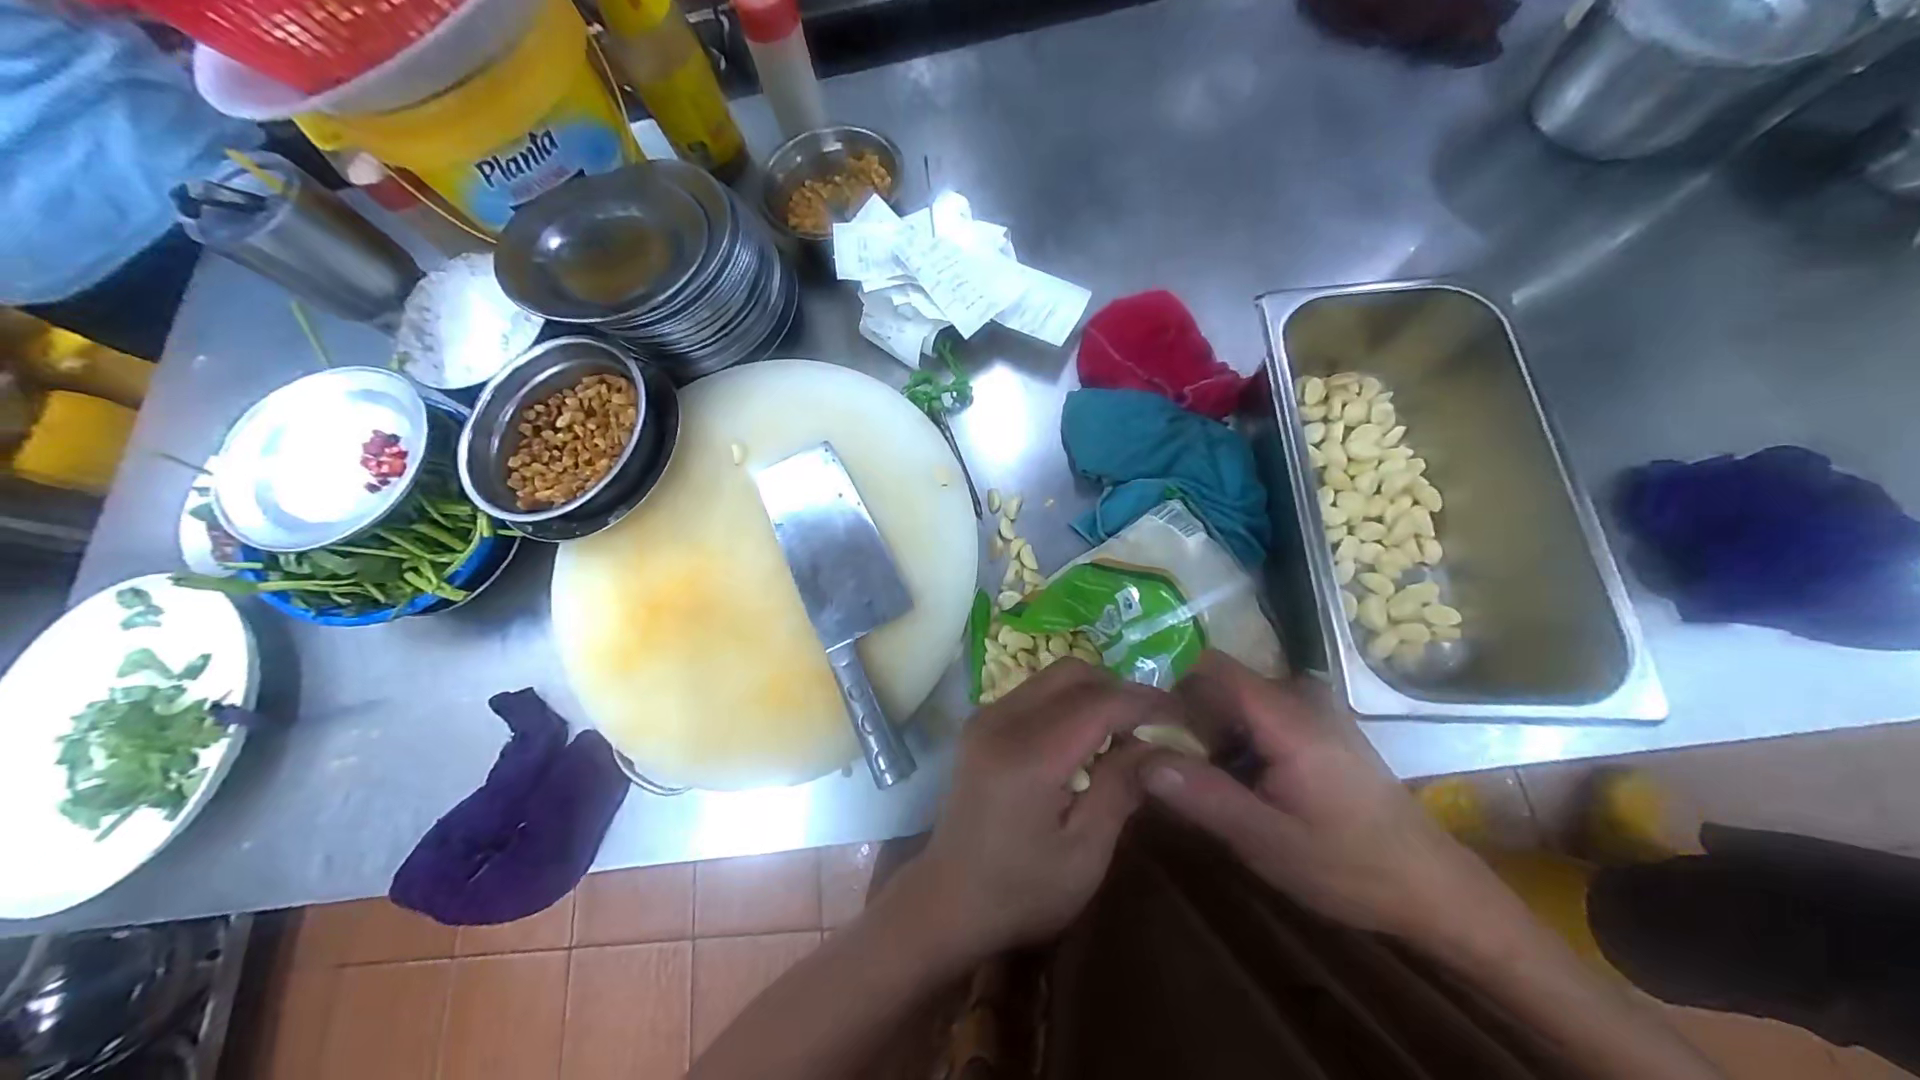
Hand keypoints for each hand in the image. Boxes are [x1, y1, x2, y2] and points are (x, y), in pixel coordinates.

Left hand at [881, 660, 1169, 966]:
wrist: (946, 900)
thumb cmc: (1020, 892)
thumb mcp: (1084, 854)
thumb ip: (1121, 789)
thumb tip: (1157, 745)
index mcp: (1027, 755)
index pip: (1099, 702)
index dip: (1147, 703)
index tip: (1184, 720)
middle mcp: (1001, 721)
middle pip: (1074, 673)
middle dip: (1121, 690)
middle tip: (1155, 724)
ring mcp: (985, 717)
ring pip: (1053, 676)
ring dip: (1094, 692)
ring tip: (1125, 730)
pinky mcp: (980, 724)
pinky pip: (1034, 691)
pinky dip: (1068, 700)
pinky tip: (1086, 737)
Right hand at [1136, 651, 1504, 944]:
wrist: (1433, 887)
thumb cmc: (1351, 867)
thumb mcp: (1267, 841)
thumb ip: (1203, 796)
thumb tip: (1140, 760)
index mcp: (1290, 718)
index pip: (1212, 668)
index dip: (1174, 692)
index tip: (1154, 733)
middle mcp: (1303, 697)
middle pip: (1221, 684)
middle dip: (1191, 721)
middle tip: (1178, 771)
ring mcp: (1316, 709)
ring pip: (1237, 700)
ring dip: (1214, 734)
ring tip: (1209, 783)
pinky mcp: (1321, 726)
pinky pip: (1260, 713)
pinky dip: (1239, 740)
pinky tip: (1245, 784)